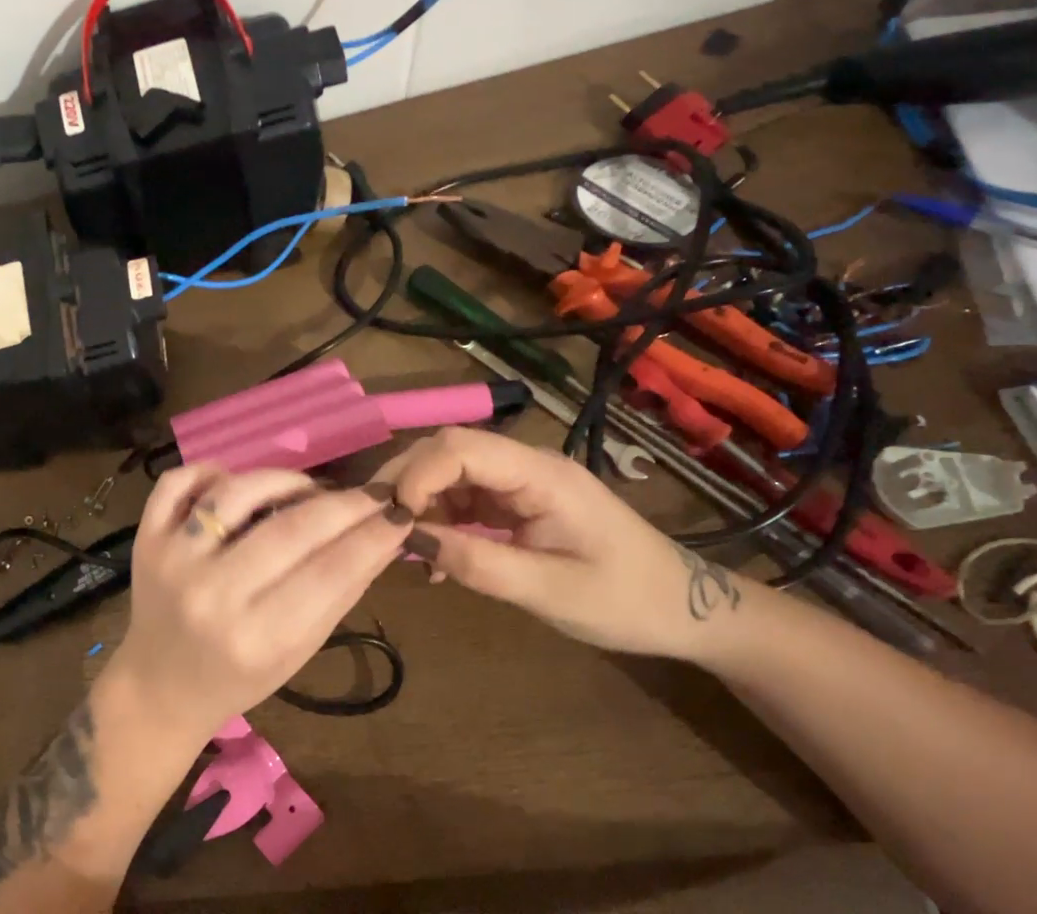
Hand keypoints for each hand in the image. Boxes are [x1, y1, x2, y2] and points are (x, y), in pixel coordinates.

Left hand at [100, 466, 414, 738]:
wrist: (160, 686)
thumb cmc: (239, 677)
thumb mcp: (299, 651)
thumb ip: (340, 594)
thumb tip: (387, 537)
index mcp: (258, 637)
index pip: (329, 571)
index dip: (372, 535)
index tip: (400, 511)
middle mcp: (212, 594)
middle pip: (289, 530)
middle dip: (342, 504)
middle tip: (371, 494)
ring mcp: (172, 561)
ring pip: (233, 494)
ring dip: (281, 480)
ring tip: (307, 488)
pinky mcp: (145, 538)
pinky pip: (175, 483)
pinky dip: (209, 471)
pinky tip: (236, 482)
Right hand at [377, 427, 747, 660]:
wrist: (685, 611)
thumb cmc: (627, 601)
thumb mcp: (550, 591)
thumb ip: (477, 563)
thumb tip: (408, 541)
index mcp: (542, 476)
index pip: (461, 448)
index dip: (417, 473)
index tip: (392, 518)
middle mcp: (526, 467)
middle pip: (446, 451)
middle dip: (404, 482)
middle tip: (374, 524)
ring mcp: (519, 483)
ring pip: (447, 473)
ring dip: (416, 503)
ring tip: (395, 544)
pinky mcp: (515, 503)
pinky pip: (461, 498)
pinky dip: (435, 520)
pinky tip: (428, 556)